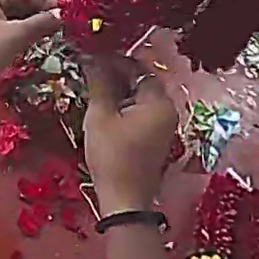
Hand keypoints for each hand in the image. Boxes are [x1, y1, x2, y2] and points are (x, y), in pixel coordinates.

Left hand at [0, 0, 60, 90]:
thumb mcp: (16, 35)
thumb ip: (41, 22)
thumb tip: (60, 15)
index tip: (62, 13)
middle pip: (21, 3)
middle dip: (41, 12)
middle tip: (61, 25)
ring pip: (18, 19)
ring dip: (35, 25)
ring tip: (53, 35)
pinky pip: (12, 33)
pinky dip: (26, 36)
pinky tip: (38, 44)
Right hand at [84, 56, 178, 214]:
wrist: (124, 201)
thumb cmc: (112, 157)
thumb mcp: (100, 116)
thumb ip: (99, 84)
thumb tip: (91, 59)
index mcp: (159, 103)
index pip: (138, 69)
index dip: (114, 60)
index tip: (92, 56)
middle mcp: (167, 110)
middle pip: (141, 81)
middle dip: (116, 73)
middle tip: (90, 69)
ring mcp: (163, 125)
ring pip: (139, 96)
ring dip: (118, 89)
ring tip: (93, 84)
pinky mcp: (155, 136)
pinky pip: (140, 110)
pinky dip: (124, 104)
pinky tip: (104, 104)